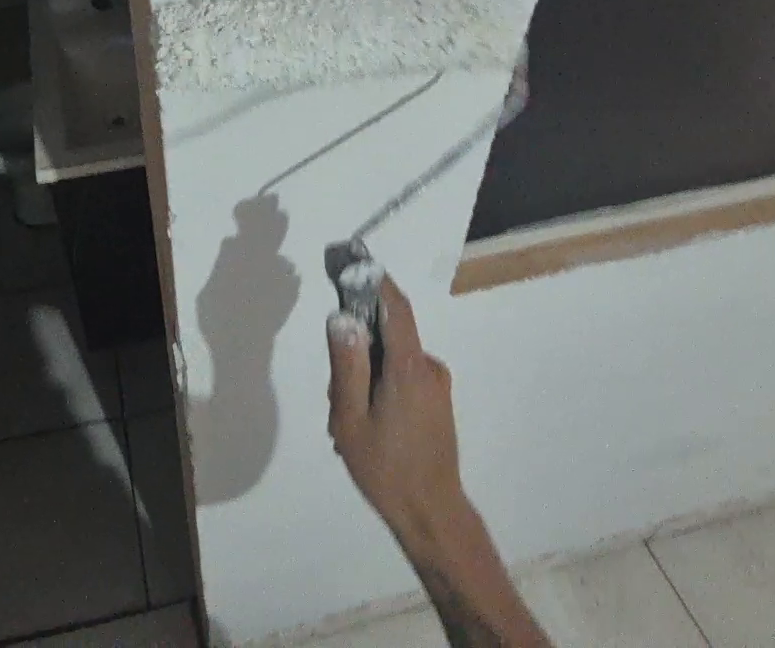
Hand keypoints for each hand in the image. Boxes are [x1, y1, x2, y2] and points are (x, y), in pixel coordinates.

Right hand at [327, 276, 471, 554]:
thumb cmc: (386, 468)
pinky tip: (368, 427)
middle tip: (337, 397)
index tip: (353, 260)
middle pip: (387, 336)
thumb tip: (341, 318)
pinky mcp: (438, 402)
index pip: (395, 307)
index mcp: (408, 368)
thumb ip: (346, 365)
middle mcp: (429, 369)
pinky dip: (380, 389)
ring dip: (366, 377)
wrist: (432, 513)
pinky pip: (403, 378)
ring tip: (350, 423)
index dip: (375, 280)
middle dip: (357, 352)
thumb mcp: (350, 419)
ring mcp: (437, 386)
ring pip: (392, 361)